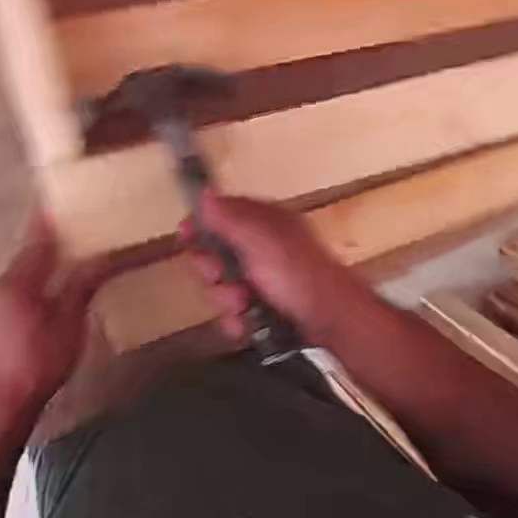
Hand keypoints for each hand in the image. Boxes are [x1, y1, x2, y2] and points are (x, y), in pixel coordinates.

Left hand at [0, 213, 114, 406]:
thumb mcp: (69, 322)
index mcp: (18, 281)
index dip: (48, 216)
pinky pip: (23, 284)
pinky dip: (40, 275)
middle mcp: (3, 284)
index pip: (36, 239)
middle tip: (73, 218)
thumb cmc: (41, 360)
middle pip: (29, 251)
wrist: (8, 398)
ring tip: (70, 247)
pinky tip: (56, 281)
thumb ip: (82, 285)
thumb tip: (102, 258)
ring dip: (46, 256)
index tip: (56, 193)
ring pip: (26, 268)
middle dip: (50, 235)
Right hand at [183, 191, 375, 344]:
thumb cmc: (297, 274)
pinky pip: (234, 314)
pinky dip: (237, 321)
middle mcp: (262, 250)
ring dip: (226, 299)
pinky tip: (246, 322)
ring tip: (243, 304)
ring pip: (221, 289)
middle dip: (213, 272)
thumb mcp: (262, 239)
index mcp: (264, 224)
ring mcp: (263, 282)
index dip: (200, 227)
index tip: (186, 237)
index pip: (220, 216)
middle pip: (214, 256)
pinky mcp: (264, 311)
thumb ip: (231, 218)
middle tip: (221, 277)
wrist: (331, 321)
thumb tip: (204, 194)